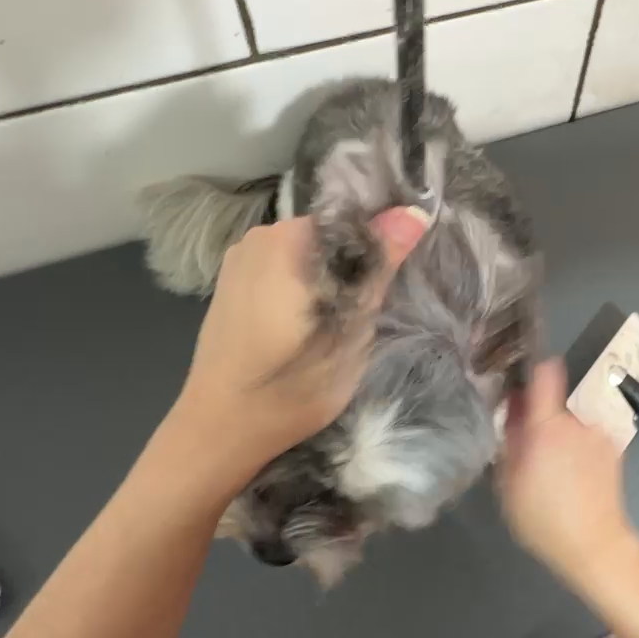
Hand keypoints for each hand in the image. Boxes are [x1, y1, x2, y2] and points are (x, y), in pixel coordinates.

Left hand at [170, 209, 427, 478]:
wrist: (223, 426)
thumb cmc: (294, 382)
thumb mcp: (352, 327)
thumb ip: (380, 265)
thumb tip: (415, 211)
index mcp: (288, 238)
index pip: (353, 221)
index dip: (384, 247)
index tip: (403, 281)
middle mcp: (258, 237)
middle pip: (329, 238)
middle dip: (358, 266)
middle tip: (382, 309)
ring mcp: (239, 262)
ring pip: (307, 258)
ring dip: (333, 281)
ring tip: (352, 321)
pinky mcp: (232, 288)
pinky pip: (283, 275)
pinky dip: (306, 292)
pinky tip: (316, 327)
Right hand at [497, 359, 638, 594]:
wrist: (596, 544)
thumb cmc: (545, 519)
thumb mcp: (509, 484)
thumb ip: (510, 439)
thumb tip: (512, 410)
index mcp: (548, 426)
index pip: (545, 373)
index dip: (532, 368)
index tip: (521, 376)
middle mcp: (579, 422)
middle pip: (555, 404)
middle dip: (540, 419)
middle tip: (528, 448)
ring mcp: (601, 434)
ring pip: (572, 423)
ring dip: (561, 435)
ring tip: (553, 470)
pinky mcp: (616, 449)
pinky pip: (589, 437)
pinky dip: (579, 448)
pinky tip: (574, 477)